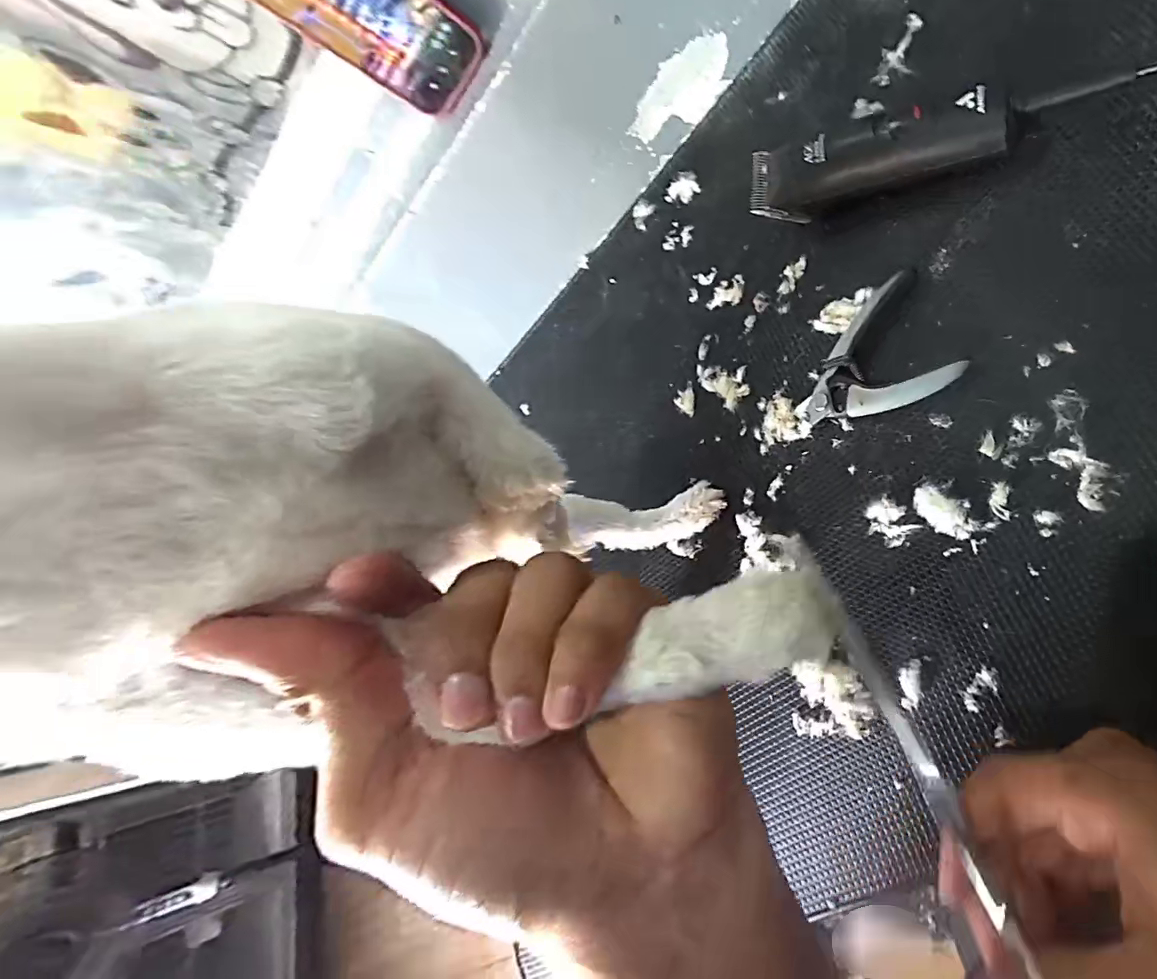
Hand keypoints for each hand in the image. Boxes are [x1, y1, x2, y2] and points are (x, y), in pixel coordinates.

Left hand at [177, 553, 827, 978]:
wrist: (619, 871)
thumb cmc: (500, 848)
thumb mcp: (385, 795)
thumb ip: (333, 701)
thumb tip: (216, 634)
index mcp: (449, 670)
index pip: (412, 594)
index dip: (383, 577)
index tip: (354, 581)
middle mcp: (520, 635)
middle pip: (484, 577)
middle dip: (463, 639)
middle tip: (467, 717)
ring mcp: (589, 626)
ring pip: (551, 573)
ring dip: (528, 647)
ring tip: (532, 726)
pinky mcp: (652, 625)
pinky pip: (615, 595)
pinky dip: (588, 645)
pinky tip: (579, 707)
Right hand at [955, 727, 1156, 977]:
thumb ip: (1042, 971)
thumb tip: (979, 965)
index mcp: (1095, 784)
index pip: (991, 791)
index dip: (966, 855)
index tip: (967, 933)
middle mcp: (1098, 769)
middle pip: (1012, 818)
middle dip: (998, 894)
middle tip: (1002, 967)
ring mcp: (1120, 791)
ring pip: (1039, 840)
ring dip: (1027, 907)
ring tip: (1036, 966)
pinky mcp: (1136, 818)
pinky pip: (1072, 850)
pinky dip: (1059, 903)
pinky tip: (1067, 954)